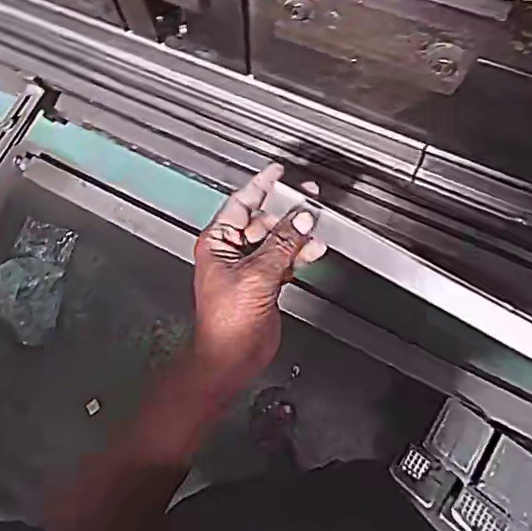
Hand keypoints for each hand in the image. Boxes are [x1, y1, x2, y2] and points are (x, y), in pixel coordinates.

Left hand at [191, 163, 325, 384]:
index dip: (261, 186)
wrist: (230, 358)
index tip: (278, 172)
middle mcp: (231, 252)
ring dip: (296, 233)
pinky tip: (312, 248)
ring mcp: (249, 267)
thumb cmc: (225, 323)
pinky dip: (299, 253)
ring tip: (314, 224)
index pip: (241, 203)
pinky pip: (284, 258)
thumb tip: (299, 219)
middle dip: (287, 211)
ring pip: (277, 239)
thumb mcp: (256, 275)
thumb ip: (281, 244)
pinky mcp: (264, 282)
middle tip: (307, 199)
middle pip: (263, 220)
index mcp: (217, 242)